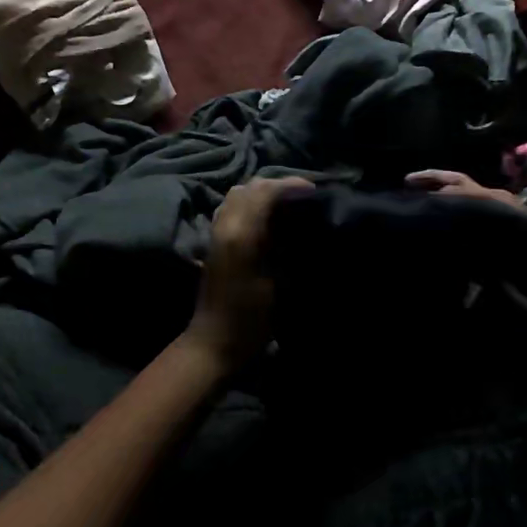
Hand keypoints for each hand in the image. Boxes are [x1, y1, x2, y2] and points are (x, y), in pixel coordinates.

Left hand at [186, 176, 312, 367]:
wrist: (214, 342)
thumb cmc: (250, 318)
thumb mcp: (277, 283)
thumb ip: (285, 245)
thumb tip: (299, 222)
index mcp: (242, 234)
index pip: (265, 191)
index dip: (290, 185)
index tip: (313, 191)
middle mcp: (225, 226)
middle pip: (250, 187)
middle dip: (277, 185)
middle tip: (302, 195)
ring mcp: (216, 233)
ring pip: (238, 195)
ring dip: (261, 192)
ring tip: (286, 203)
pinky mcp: (214, 243)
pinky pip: (231, 209)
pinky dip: (249, 203)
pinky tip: (266, 219)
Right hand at [405, 170, 526, 312]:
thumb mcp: (505, 233)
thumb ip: (474, 219)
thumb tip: (440, 213)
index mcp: (497, 199)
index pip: (457, 183)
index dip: (432, 181)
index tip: (405, 185)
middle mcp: (498, 206)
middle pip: (460, 190)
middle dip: (435, 188)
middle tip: (407, 191)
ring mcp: (503, 225)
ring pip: (466, 210)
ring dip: (445, 209)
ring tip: (419, 217)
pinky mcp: (505, 246)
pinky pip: (475, 234)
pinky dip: (458, 233)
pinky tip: (442, 244)